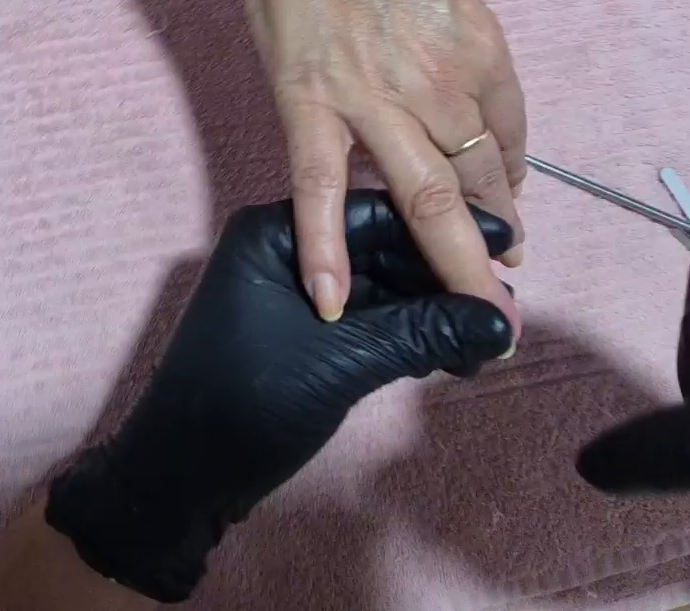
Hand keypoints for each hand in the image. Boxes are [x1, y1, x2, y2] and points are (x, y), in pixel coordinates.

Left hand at [46, 191, 515, 602]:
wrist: (183, 474)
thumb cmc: (249, 399)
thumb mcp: (341, 360)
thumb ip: (422, 333)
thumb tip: (502, 322)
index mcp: (276, 231)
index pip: (373, 214)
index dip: (441, 232)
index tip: (507, 247)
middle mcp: (285, 247)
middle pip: (380, 249)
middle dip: (441, 278)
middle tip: (507, 304)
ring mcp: (293, 288)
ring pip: (377, 286)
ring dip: (430, 309)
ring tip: (489, 333)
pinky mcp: (302, 328)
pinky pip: (365, 316)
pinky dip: (406, 330)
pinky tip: (451, 346)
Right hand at [234, 0, 526, 327]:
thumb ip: (461, 48)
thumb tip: (463, 103)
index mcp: (480, 47)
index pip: (509, 133)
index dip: (510, 181)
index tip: (505, 210)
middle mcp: (440, 84)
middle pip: (479, 179)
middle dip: (498, 242)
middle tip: (505, 295)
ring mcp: (374, 101)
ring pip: (425, 199)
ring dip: (454, 264)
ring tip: (471, 314)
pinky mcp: (311, 107)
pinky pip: (322, 189)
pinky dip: (327, 247)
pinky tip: (332, 299)